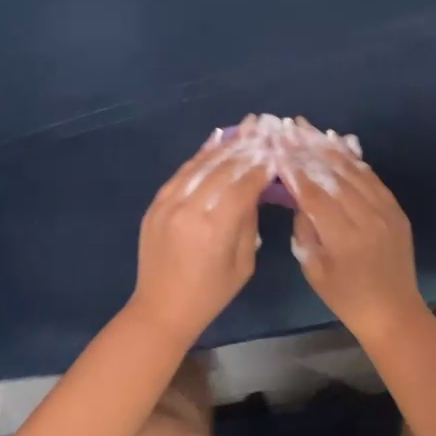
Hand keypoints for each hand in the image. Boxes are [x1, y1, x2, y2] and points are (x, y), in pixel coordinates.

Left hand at [128, 118, 272, 342]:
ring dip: (226, 145)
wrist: (162, 308)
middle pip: (223, 169)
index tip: (279, 149)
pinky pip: (180, 173)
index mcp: (215, 228)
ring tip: (246, 127)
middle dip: (247, 147)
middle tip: (267, 127)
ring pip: (201, 165)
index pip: (244, 185)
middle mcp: (189, 209)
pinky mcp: (156, 205)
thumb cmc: (211, 293)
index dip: (263, 165)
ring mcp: (168, 204)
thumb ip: (248, 222)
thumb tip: (256, 189)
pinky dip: (200, 155)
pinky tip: (216, 140)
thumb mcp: (244, 263)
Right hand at [279, 119, 426, 338]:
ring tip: (307, 128)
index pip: (315, 194)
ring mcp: (386, 211)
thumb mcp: (314, 269)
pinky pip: (372, 178)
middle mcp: (368, 218)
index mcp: (344, 238)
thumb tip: (299, 197)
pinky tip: (337, 144)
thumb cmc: (345, 297)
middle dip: (308, 149)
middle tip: (288, 127)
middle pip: (334, 175)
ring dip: (329, 148)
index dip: (294, 169)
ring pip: (354, 171)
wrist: (392, 310)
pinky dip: (353, 160)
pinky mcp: (395, 210)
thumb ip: (305, 230)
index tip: (276, 147)